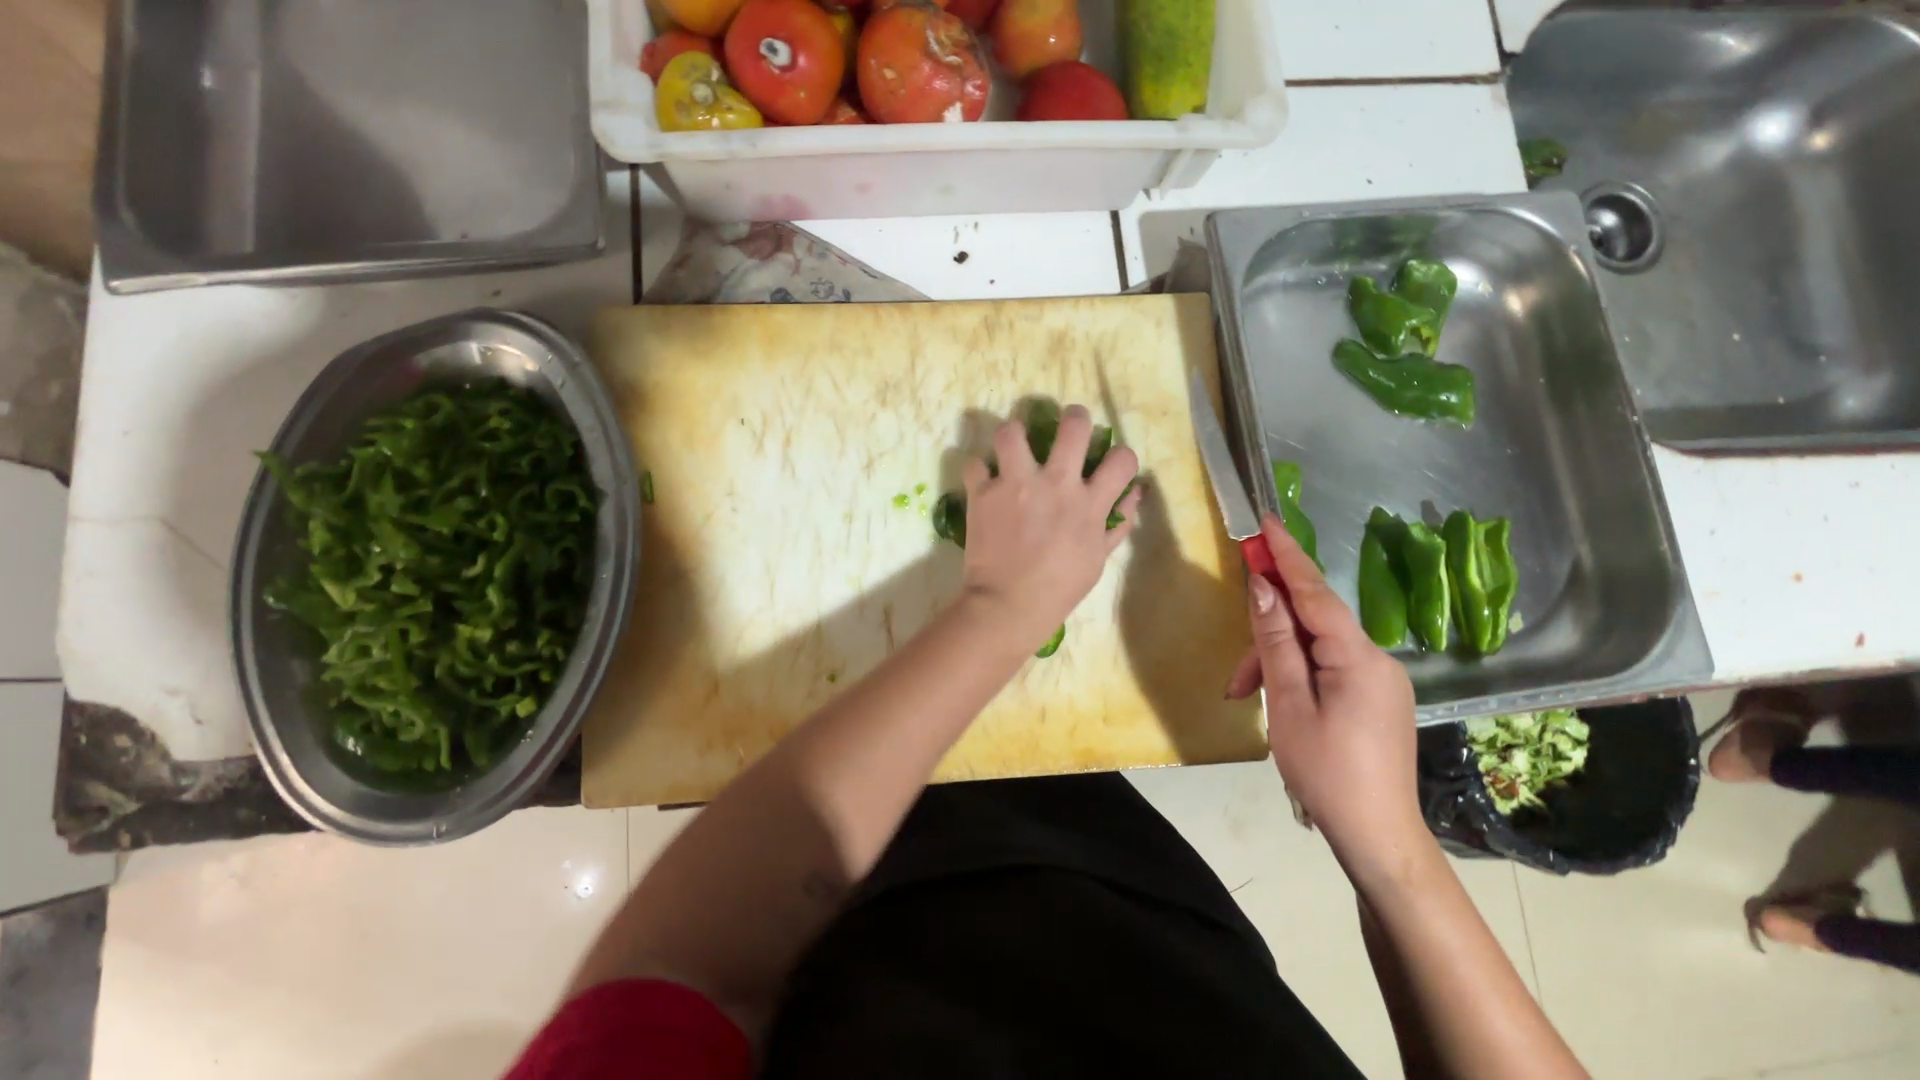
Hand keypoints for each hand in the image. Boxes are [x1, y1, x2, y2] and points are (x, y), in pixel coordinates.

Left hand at [959, 405, 1141, 650]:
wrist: (1009, 605)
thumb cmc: (1060, 588)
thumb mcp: (1098, 560)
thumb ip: (1117, 524)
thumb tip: (1134, 496)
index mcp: (1089, 503)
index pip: (1122, 460)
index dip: (1121, 457)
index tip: (1110, 463)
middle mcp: (1056, 483)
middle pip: (1073, 425)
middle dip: (1074, 418)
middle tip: (1067, 426)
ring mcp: (1017, 484)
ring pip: (1014, 431)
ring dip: (1014, 433)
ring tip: (1014, 444)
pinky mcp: (983, 493)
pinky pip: (975, 464)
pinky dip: (978, 471)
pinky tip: (983, 481)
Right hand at [1226, 515, 1425, 875]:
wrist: (1379, 836)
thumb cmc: (1326, 772)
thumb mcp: (1289, 706)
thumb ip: (1276, 643)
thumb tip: (1261, 590)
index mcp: (1359, 657)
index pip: (1316, 593)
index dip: (1287, 556)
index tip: (1264, 522)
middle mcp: (1378, 659)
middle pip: (1314, 624)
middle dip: (1269, 636)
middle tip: (1235, 677)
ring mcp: (1382, 680)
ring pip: (1319, 649)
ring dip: (1278, 664)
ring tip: (1246, 701)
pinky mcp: (1378, 699)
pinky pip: (1331, 669)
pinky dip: (1298, 676)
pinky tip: (1278, 704)